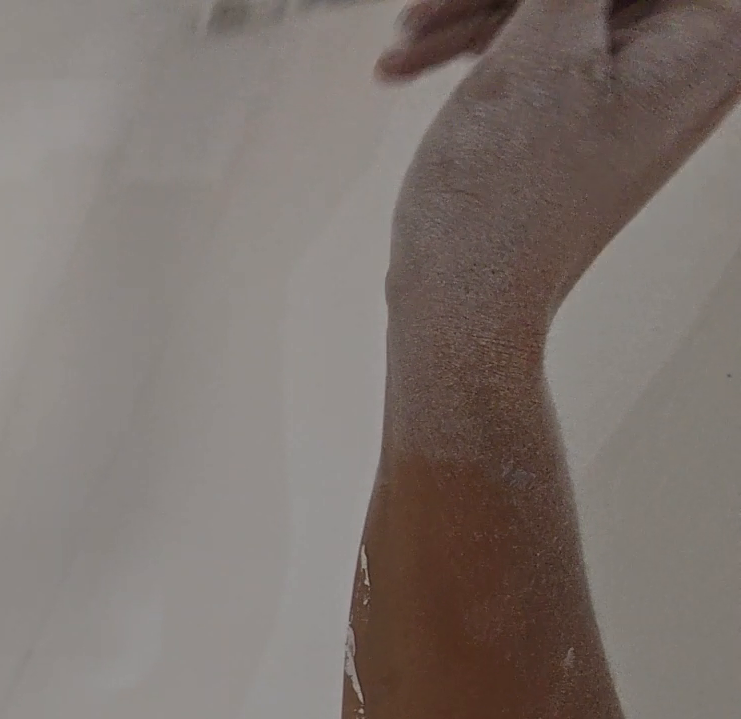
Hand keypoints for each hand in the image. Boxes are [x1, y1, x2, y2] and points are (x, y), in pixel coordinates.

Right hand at [386, 0, 740, 334]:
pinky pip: (551, 64)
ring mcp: (651, 93)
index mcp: (721, 26)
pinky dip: (486, 64)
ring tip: (396, 56)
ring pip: (565, 22)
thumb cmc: (499, 195)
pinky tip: (419, 75)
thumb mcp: (532, 55)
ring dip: (473, 31)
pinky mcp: (599, 126)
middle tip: (411, 19)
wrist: (467, 302)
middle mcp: (706, 53)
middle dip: (489, 3)